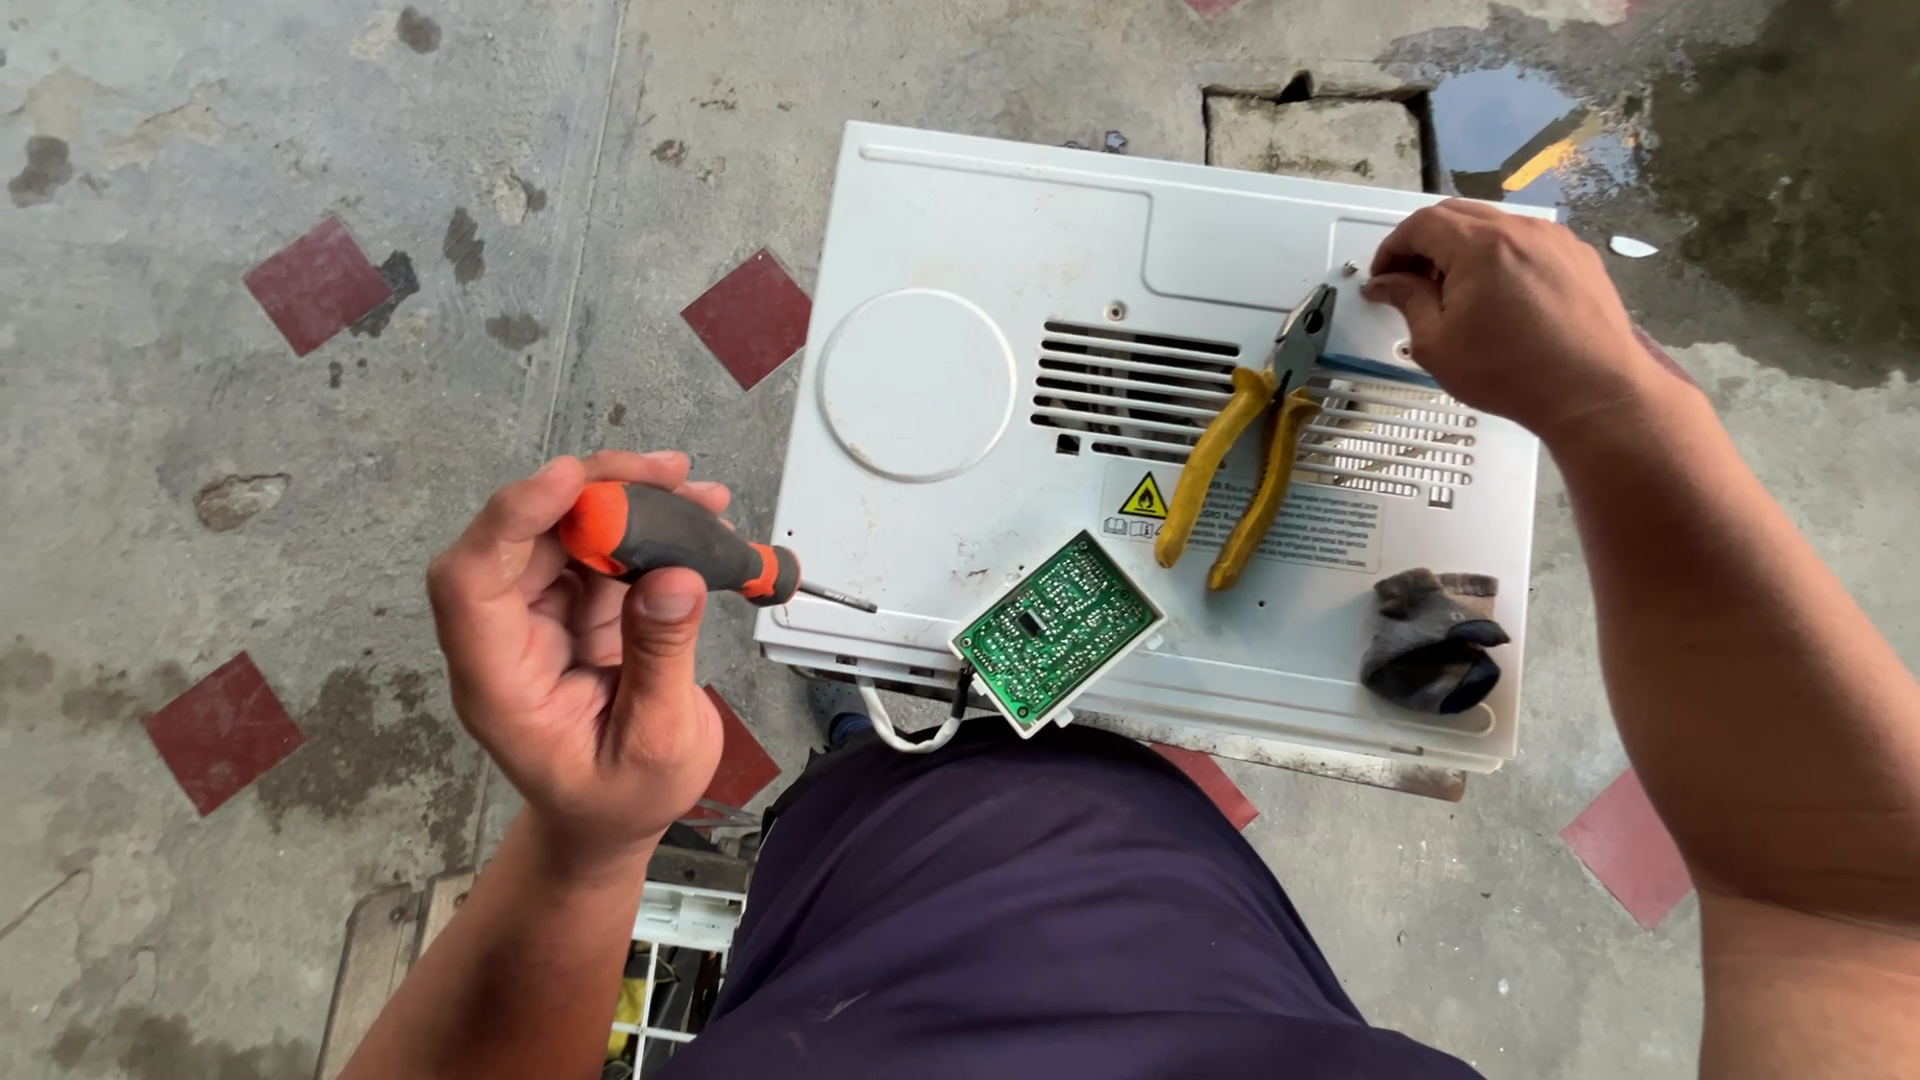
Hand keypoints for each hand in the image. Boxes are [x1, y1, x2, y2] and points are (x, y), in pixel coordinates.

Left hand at [426, 451, 726, 874]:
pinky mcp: (584, 613)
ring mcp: (546, 621)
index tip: (571, 478)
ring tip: (698, 492)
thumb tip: (676, 576)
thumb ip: (661, 660)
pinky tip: (699, 519)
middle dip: (593, 493)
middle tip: (667, 473)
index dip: (510, 520)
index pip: (471, 583)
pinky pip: (610, 555)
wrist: (615, 821)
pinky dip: (653, 531)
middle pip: (525, 540)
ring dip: (632, 504)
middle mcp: (512, 638)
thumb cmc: (622, 800)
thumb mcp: (655, 743)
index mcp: (501, 683)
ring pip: (572, 536)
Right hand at [1363, 199, 1671, 443]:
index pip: (1422, 224)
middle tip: (1407, 281)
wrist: (1590, 389)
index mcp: (1480, 246)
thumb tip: (1386, 284)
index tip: (1381, 277)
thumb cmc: (1506, 371)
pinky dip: (1494, 256)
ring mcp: (1554, 240)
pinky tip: (1489, 295)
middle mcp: (1520, 230)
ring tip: (1448, 291)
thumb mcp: (1435, 342)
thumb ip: (1408, 301)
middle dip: (1422, 243)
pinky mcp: (1575, 256)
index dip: (1391, 248)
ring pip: (1491, 225)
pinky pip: (1523, 241)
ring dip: (1458, 248)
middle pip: (1457, 214)